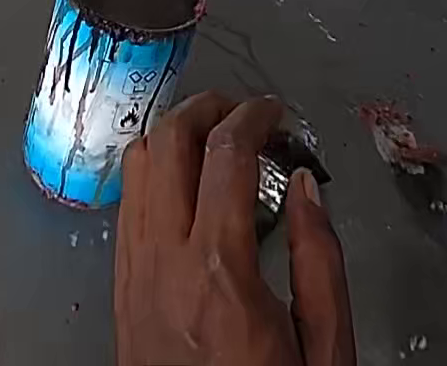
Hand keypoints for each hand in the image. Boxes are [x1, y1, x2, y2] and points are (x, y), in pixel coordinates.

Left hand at [115, 93, 353, 365]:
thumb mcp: (325, 353)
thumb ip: (319, 258)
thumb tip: (306, 185)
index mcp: (220, 272)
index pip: (226, 154)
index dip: (252, 115)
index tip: (272, 110)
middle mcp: (165, 259)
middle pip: (168, 139)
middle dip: (206, 106)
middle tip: (241, 111)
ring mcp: (134, 269)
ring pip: (138, 161)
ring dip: (175, 132)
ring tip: (213, 138)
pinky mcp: (121, 284)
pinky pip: (127, 200)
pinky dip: (154, 168)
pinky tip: (184, 181)